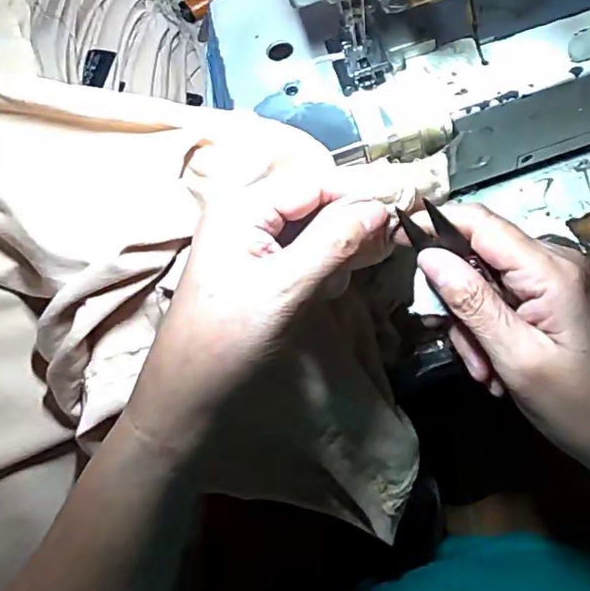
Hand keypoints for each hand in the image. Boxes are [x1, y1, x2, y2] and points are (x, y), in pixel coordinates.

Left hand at [122, 172, 392, 463]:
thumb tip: (380, 208)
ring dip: (349, 241)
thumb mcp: (283, 291)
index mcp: (244, 208)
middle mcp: (248, 216)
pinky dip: (332, 261)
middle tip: (396, 239)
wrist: (184, 408)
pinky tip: (340, 282)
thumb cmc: (224, 348)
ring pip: (318, 226)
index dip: (362, 192)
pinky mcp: (263, 269)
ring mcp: (254, 243)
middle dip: (358, 218)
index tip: (405, 208)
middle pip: (318, 201)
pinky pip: (309, 250)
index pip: (317, 182)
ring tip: (376, 257)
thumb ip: (332, 243)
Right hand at [413, 205, 589, 507]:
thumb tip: (429, 256)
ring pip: (484, 280)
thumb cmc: (581, 407)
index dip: (435, 222)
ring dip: (473, 324)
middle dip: (458, 300)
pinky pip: (502, 296)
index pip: (481, 223)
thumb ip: (473, 304)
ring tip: (487, 371)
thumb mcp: (519, 360)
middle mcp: (553, 260)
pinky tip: (497, 366)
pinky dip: (489, 328)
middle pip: (478, 253)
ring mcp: (554, 277)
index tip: (397, 237)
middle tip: (458, 346)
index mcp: (550, 269)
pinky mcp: (551, 294)